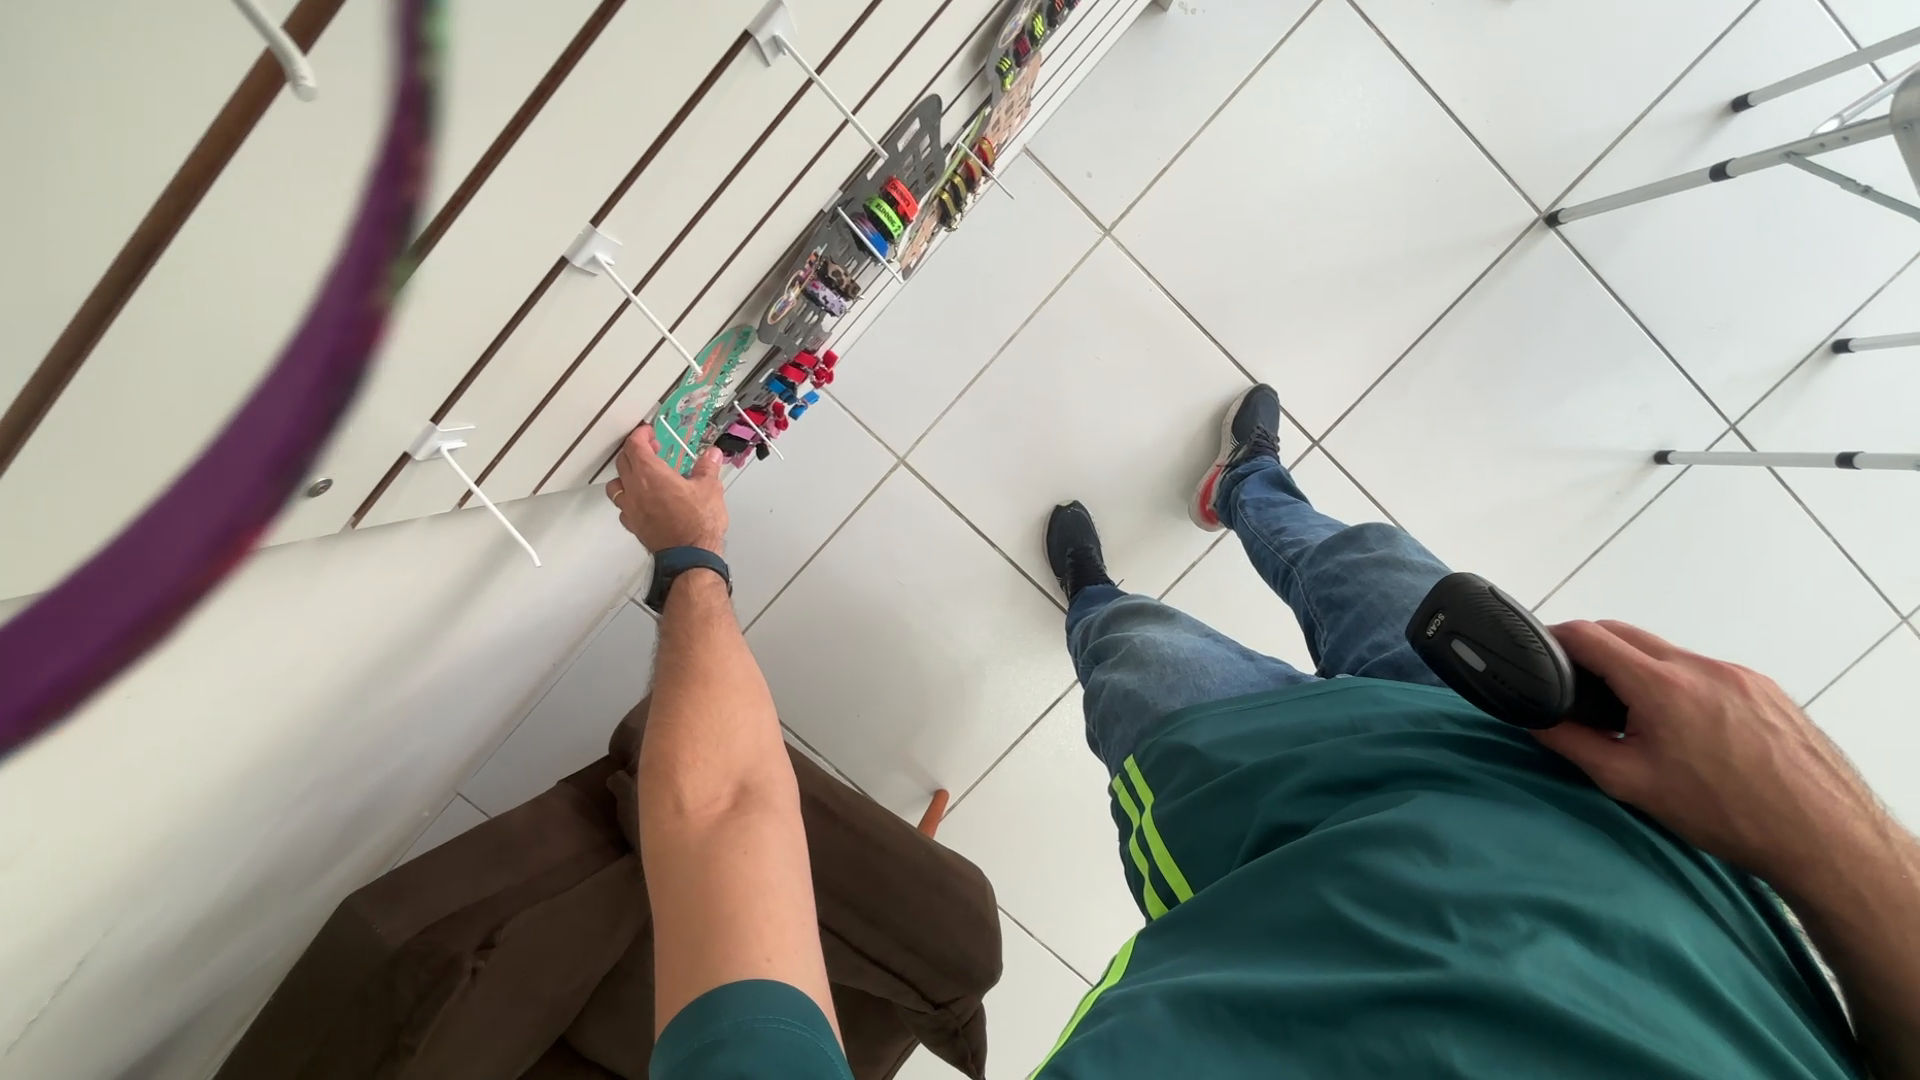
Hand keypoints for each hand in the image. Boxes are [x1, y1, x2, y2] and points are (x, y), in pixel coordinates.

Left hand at [604, 424, 726, 553]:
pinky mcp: (634, 525)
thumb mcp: (710, 488)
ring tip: (639, 475)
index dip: (640, 435)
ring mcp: (631, 508)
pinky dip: (628, 499)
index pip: (635, 446)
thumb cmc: (697, 523)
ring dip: (625, 475)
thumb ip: (708, 468)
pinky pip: (623, 507)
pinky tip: (641, 501)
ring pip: (616, 485)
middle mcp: (635, 489)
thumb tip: (712, 455)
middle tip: (650, 449)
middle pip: (622, 461)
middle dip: (634, 451)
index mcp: (651, 474)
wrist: (690, 555)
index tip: (648, 432)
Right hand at [1534, 620, 1883, 885]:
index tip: (1536, 654)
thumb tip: (1536, 720)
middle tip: (1574, 685)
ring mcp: (1740, 674)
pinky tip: (1680, 721)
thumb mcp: (1628, 781)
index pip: (1589, 635)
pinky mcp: (1767, 688)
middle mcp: (1702, 668)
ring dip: (1634, 666)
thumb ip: (1570, 742)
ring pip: (1664, 650)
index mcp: (1662, 686)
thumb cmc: (1724, 814)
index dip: (1553, 638)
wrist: (1830, 842)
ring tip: (1629, 711)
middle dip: (1590, 649)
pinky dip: (1675, 681)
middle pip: (1623, 632)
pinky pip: (1701, 668)